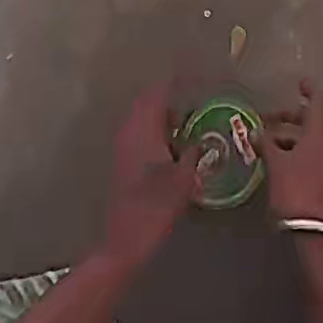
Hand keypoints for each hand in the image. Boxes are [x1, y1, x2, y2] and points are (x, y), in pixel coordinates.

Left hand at [102, 83, 197, 265]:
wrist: (126, 242)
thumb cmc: (156, 207)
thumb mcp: (184, 178)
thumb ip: (194, 152)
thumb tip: (200, 140)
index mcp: (143, 129)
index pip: (156, 93)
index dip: (173, 83)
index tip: (192, 79)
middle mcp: (129, 131)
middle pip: (147, 102)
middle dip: (168, 99)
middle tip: (192, 104)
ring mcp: (122, 146)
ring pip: (142, 118)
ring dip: (161, 116)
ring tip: (185, 125)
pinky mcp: (122, 160)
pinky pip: (139, 132)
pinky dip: (154, 130)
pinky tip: (171, 146)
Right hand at [261, 80, 322, 221]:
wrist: (317, 234)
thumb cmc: (296, 191)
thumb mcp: (276, 165)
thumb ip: (266, 144)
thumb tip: (256, 132)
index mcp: (319, 134)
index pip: (317, 101)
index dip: (309, 89)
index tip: (299, 82)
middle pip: (310, 121)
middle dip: (289, 118)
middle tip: (267, 121)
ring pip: (309, 140)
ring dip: (288, 138)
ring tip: (265, 146)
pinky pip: (310, 156)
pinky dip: (294, 153)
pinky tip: (277, 164)